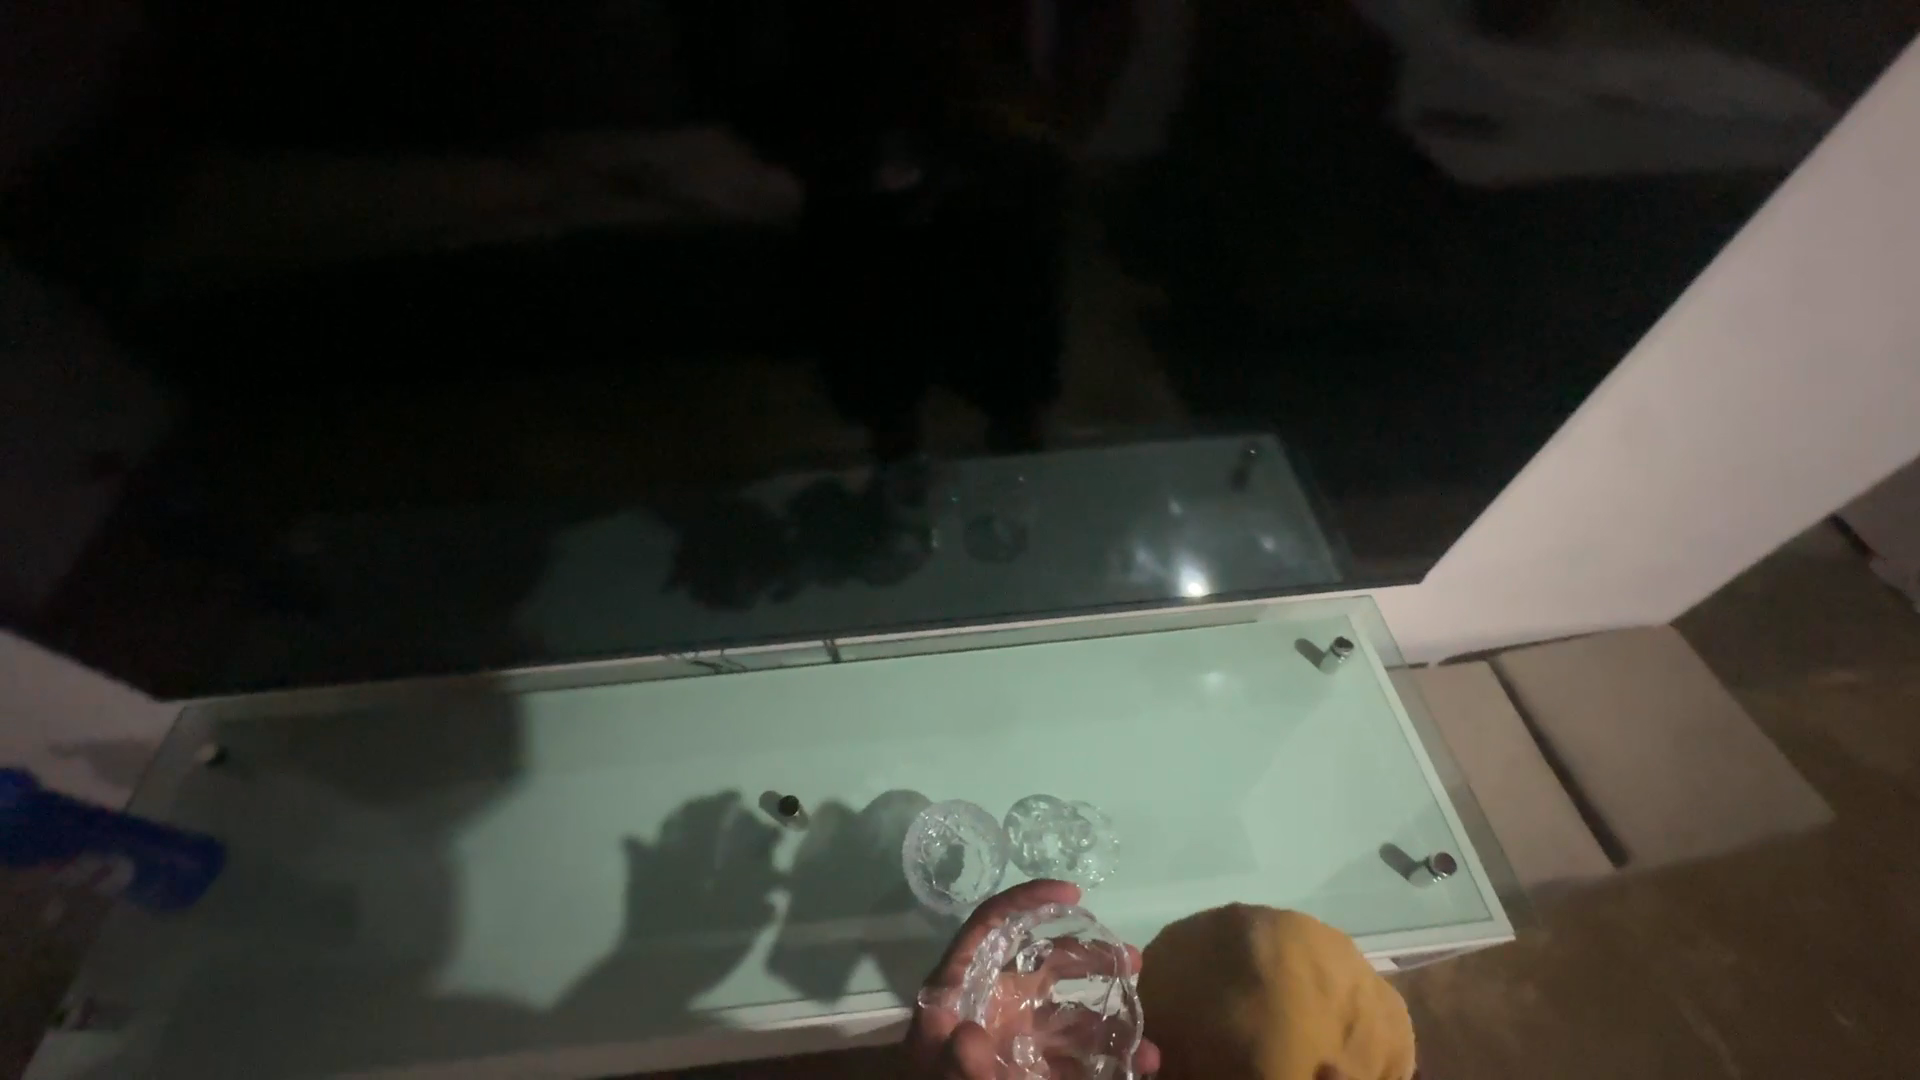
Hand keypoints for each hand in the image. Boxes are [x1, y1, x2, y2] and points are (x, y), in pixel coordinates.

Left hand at [906, 879, 1162, 1078]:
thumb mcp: (934, 1070)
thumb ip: (952, 1059)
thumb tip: (969, 1034)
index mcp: (964, 983)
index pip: (992, 922)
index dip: (1027, 900)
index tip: (1072, 894)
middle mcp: (993, 999)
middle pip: (1044, 962)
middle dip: (1089, 957)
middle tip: (1133, 959)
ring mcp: (1014, 1034)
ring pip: (1069, 1016)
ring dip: (1109, 1019)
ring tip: (1146, 1036)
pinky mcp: (1030, 1068)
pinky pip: (1073, 1060)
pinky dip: (1107, 1061)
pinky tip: (1139, 1066)